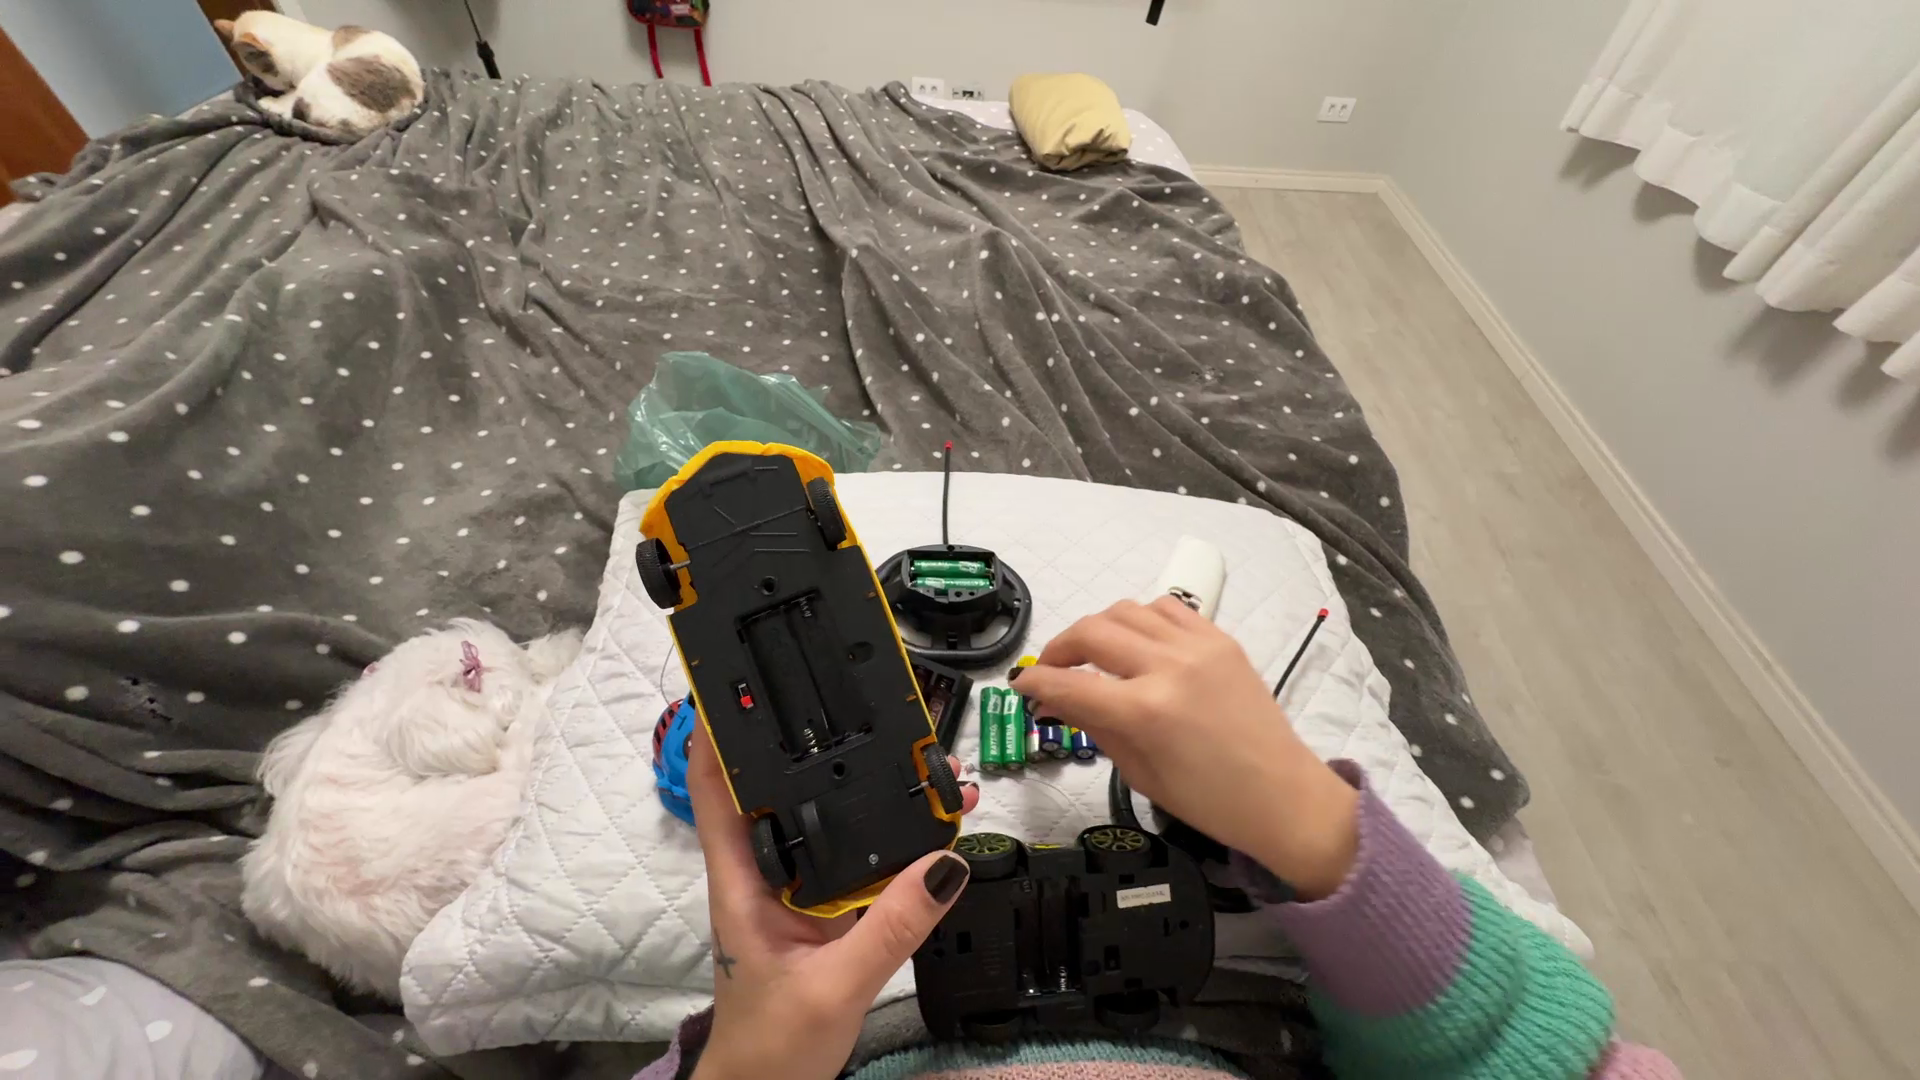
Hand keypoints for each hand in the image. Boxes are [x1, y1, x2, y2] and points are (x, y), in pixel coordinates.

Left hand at [686, 730, 977, 1079]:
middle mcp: (768, 867)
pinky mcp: (829, 903)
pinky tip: (932, 819)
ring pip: (832, 816)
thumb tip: (945, 863)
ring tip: (924, 756)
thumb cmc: (773, 1047)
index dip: (721, 728)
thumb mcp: (835, 986)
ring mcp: (800, 884)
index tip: (744, 682)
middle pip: (785, 785)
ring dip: (870, 785)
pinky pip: (862, 853)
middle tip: (863, 703)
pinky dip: (893, 830)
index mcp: (743, 875)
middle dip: (822, 741)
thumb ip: (890, 927)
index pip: (718, 785)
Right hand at [1013, 597, 1359, 898]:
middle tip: (1050, 670)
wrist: (1284, 796)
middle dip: (1057, 649)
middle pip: (1090, 633)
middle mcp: (1168, 666)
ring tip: (1090, 654)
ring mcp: (1197, 646)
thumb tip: (1049, 699)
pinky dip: (1138, 618)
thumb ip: (1090, 724)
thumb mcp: (1137, 771)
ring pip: (1124, 610)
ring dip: (1096, 628)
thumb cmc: (1208, 801)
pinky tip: (1135, 642)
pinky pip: (1165, 608)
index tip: (1021, 686)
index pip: (1068, 683)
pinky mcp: (1219, 638)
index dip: (1034, 682)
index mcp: (1146, 711)